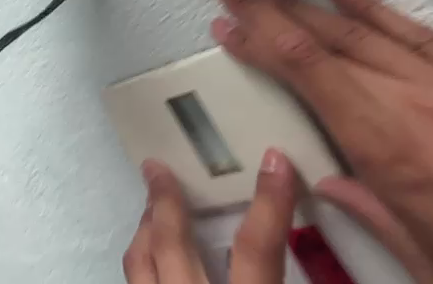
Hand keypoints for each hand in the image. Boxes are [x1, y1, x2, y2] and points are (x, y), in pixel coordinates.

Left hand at [123, 151, 297, 283]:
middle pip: (170, 244)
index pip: (256, 250)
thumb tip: (295, 256)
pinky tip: (150, 256)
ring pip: (138, 262)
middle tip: (158, 167)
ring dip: (145, 231)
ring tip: (152, 208)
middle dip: (165, 203)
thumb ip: (288, 276)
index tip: (275, 160)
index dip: (268, 206)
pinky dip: (142, 262)